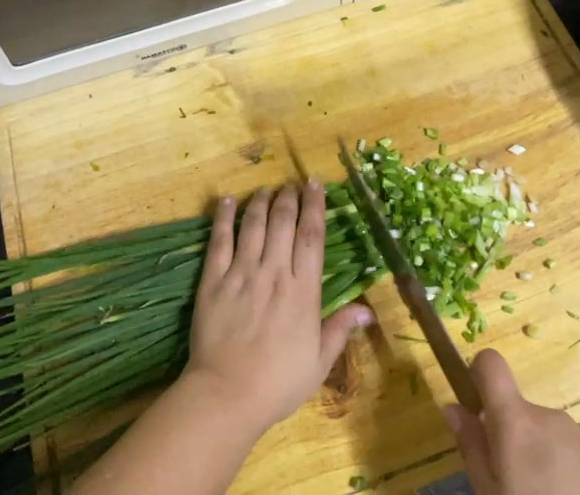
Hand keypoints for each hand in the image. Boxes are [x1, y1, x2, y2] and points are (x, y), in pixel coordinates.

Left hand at [179, 182, 374, 433]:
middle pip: (283, 223)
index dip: (315, 207)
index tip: (315, 187)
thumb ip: (339, 330)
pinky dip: (223, 217)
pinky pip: (219, 240)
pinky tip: (225, 201)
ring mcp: (241, 273)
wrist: (228, 393)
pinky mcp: (213, 280)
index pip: (312, 237)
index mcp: (303, 291)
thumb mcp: (319, 361)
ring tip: (265, 189)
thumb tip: (366, 311)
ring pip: (253, 225)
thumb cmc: (279, 382)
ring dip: (260, 202)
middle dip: (289, 198)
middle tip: (292, 184)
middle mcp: (274, 273)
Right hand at [443, 350, 579, 494]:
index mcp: (516, 421)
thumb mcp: (490, 492)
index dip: (479, 374)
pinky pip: (577, 455)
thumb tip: (453, 408)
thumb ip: (472, 447)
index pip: (491, 365)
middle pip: (520, 414)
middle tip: (515, 485)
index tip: (476, 405)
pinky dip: (571, 474)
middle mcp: (550, 417)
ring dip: (543, 459)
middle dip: (514, 440)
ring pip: (549, 437)